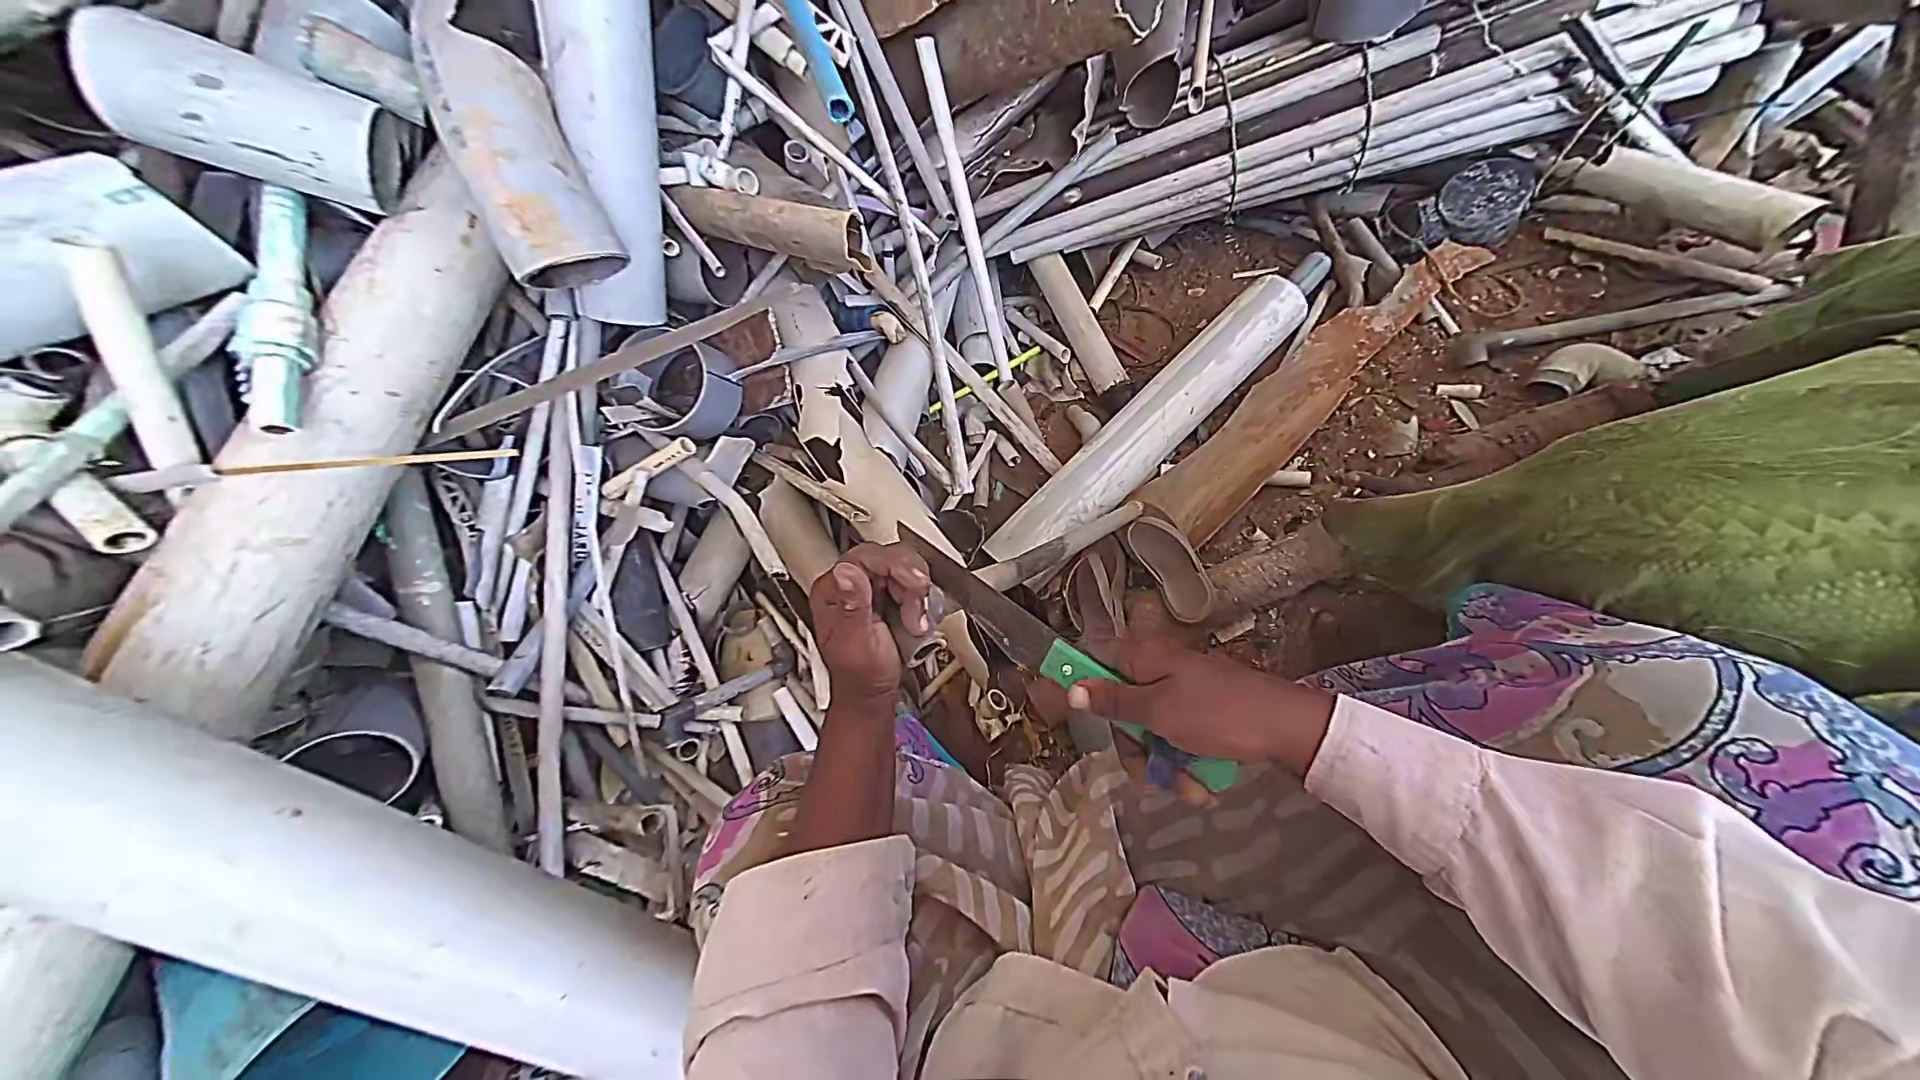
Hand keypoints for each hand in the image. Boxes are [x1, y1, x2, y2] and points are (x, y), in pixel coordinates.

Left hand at [809, 543, 930, 708]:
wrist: (873, 693)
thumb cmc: (859, 675)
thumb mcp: (856, 642)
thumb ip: (854, 606)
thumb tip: (846, 572)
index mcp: (832, 590)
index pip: (864, 557)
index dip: (894, 565)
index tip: (915, 582)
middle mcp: (850, 583)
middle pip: (888, 557)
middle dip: (910, 581)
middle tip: (917, 606)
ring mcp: (871, 587)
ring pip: (905, 566)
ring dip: (918, 593)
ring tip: (915, 620)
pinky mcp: (890, 593)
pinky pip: (914, 581)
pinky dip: (922, 599)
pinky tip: (917, 619)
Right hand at [1066, 631, 1335, 775]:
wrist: (1288, 728)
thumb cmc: (1219, 714)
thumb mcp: (1158, 712)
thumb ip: (1113, 702)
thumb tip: (1072, 688)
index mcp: (1143, 658)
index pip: (1095, 663)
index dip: (1082, 688)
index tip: (1077, 715)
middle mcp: (1157, 670)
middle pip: (1121, 709)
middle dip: (1135, 748)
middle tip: (1149, 773)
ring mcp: (1181, 692)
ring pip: (1149, 730)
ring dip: (1164, 764)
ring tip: (1189, 788)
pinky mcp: (1201, 713)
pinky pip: (1176, 738)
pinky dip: (1185, 762)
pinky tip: (1201, 783)